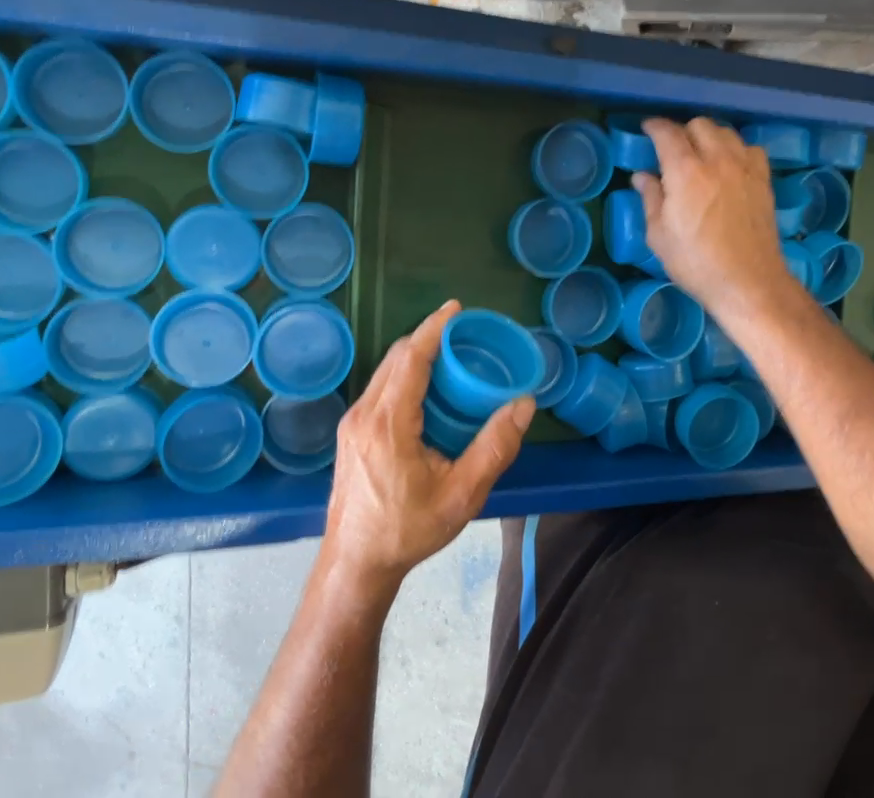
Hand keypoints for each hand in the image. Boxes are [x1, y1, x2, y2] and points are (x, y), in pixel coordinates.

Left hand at [323, 300, 531, 589]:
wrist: (356, 563)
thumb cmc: (408, 529)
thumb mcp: (462, 494)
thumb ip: (494, 447)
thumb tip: (523, 405)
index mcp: (388, 423)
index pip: (411, 358)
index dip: (434, 329)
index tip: (456, 309)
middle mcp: (364, 414)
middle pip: (396, 359)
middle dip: (428, 339)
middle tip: (462, 334)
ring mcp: (352, 424)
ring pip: (384, 372)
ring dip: (415, 357)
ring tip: (449, 355)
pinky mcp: (350, 434)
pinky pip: (379, 389)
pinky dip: (404, 376)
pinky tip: (426, 389)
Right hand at [632, 118, 798, 321]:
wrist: (747, 282)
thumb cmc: (695, 263)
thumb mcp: (659, 235)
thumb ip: (650, 198)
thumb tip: (642, 176)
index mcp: (685, 171)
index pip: (668, 133)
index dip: (655, 126)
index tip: (647, 129)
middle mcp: (717, 159)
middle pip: (700, 125)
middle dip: (683, 131)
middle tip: (673, 148)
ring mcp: (745, 167)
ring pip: (726, 132)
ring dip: (710, 136)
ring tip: (701, 153)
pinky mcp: (763, 180)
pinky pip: (750, 149)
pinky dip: (736, 149)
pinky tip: (729, 165)